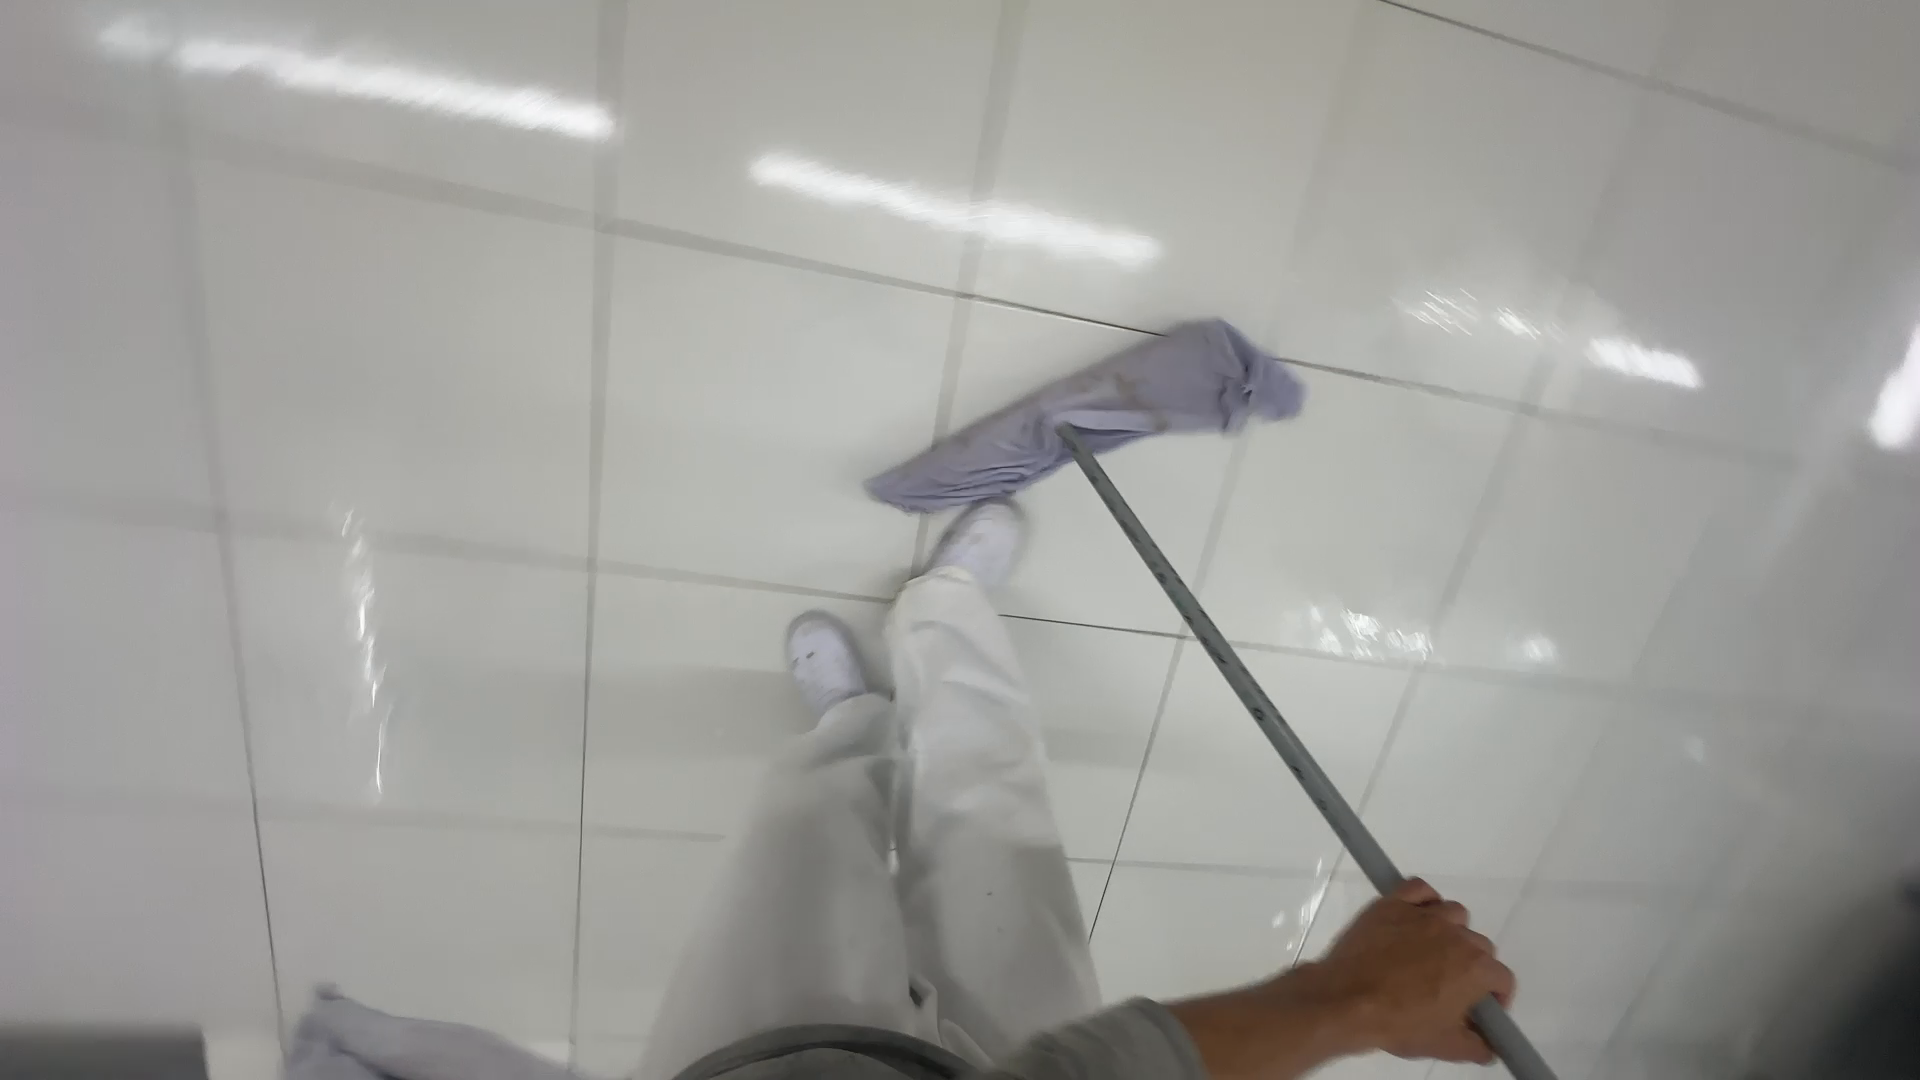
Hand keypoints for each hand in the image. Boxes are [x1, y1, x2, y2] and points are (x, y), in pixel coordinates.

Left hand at [1311, 877, 1515, 1063]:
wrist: (1348, 998)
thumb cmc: (1401, 1023)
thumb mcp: (1450, 1047)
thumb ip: (1480, 1045)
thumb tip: (1488, 1043)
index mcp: (1476, 968)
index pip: (1502, 978)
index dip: (1495, 995)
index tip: (1480, 1007)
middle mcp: (1454, 934)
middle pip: (1478, 944)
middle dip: (1471, 964)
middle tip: (1451, 982)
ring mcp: (1420, 914)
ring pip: (1452, 913)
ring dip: (1450, 930)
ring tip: (1432, 950)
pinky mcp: (1390, 903)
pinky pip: (1417, 887)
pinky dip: (1423, 897)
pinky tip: (1416, 915)